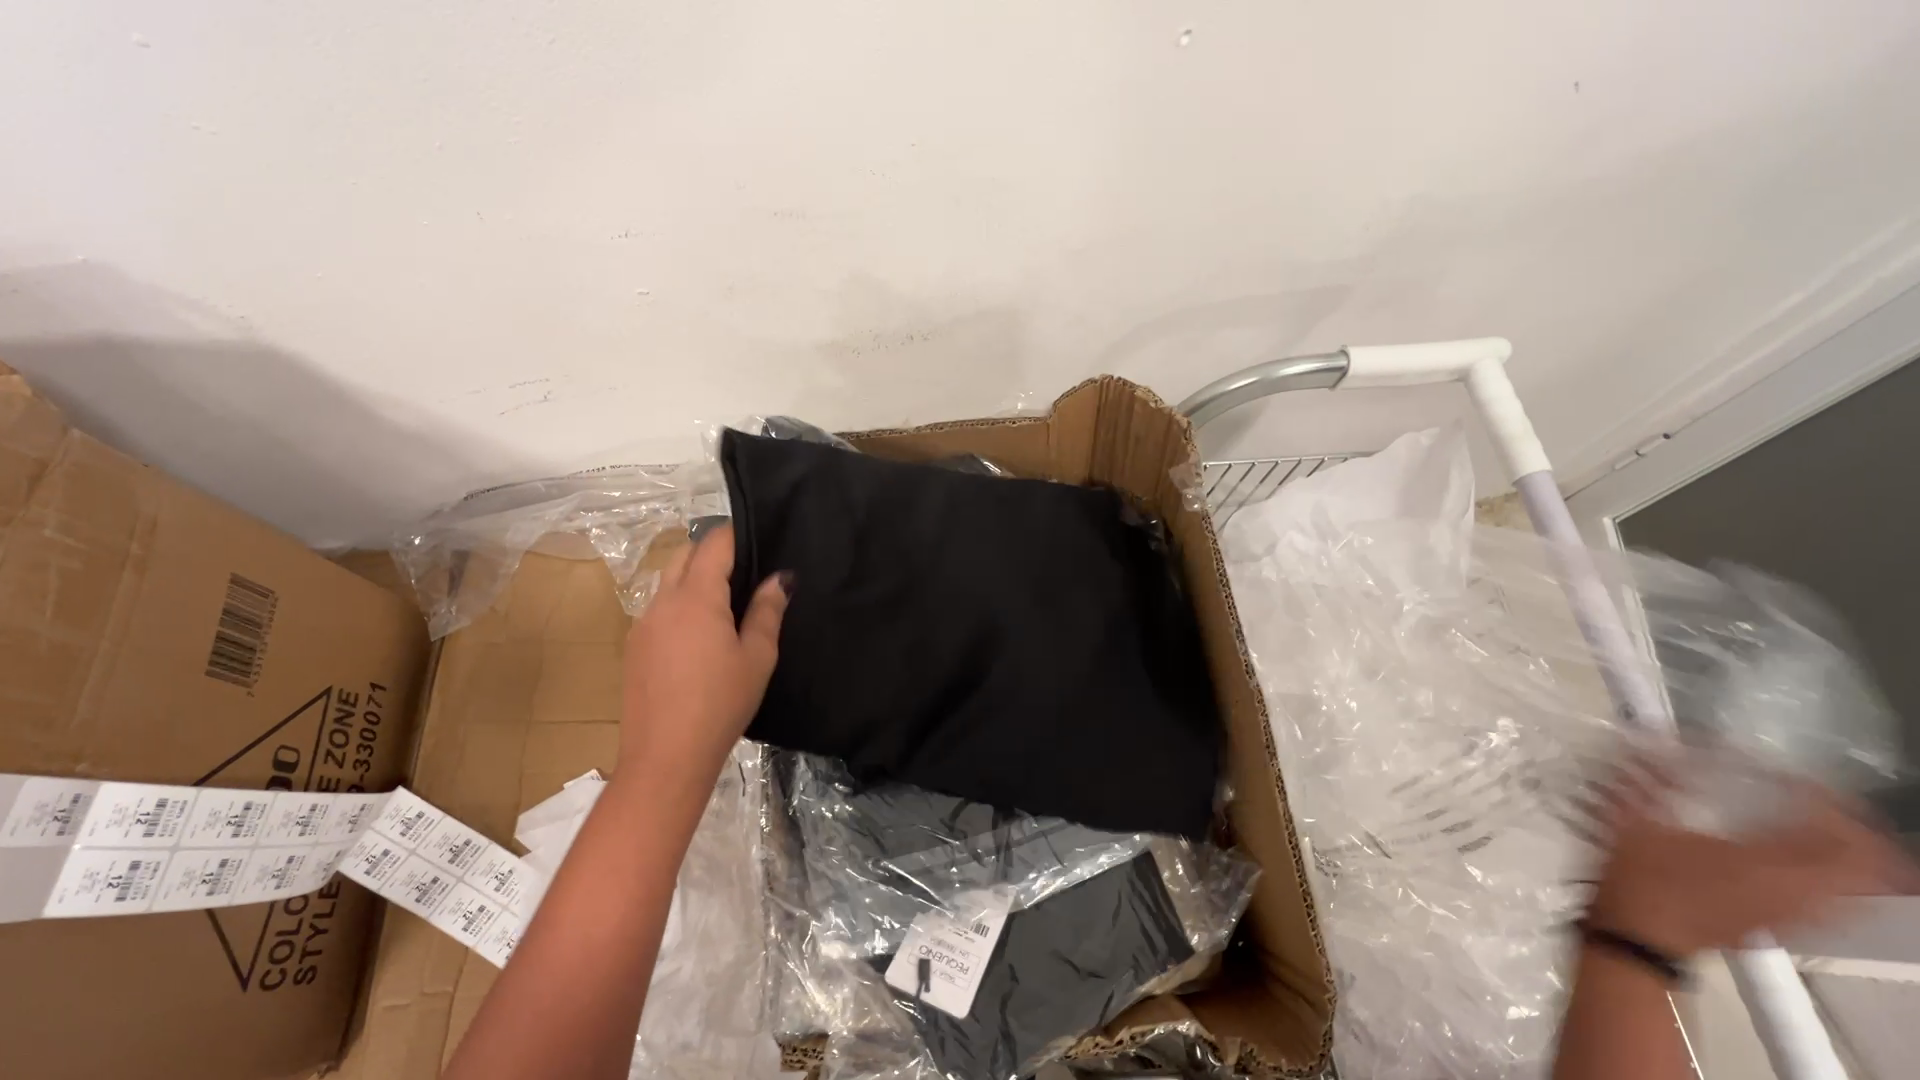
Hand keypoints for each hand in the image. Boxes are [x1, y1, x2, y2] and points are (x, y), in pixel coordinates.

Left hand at [620, 523, 789, 778]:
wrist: (666, 756)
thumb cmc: (721, 704)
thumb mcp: (757, 657)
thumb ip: (768, 611)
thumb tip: (779, 578)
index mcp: (696, 597)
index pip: (714, 543)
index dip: (737, 534)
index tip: (761, 539)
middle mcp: (663, 601)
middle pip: (685, 555)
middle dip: (713, 553)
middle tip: (747, 572)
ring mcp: (643, 624)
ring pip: (668, 582)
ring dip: (694, 580)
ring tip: (727, 606)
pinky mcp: (634, 647)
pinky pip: (659, 609)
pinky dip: (680, 606)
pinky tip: (701, 637)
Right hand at [1586, 763, 1918, 956]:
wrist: (1637, 937)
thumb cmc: (1640, 879)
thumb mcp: (1635, 819)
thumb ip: (1652, 779)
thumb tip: (1655, 740)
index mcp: (1768, 861)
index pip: (1835, 828)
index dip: (1823, 797)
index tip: (1796, 779)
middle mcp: (1795, 890)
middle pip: (1868, 864)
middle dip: (1852, 830)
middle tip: (1824, 806)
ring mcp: (1793, 913)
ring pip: (1859, 889)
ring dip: (1846, 857)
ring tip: (1819, 832)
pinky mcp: (1780, 925)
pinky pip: (1833, 904)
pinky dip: (1829, 881)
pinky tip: (1796, 866)